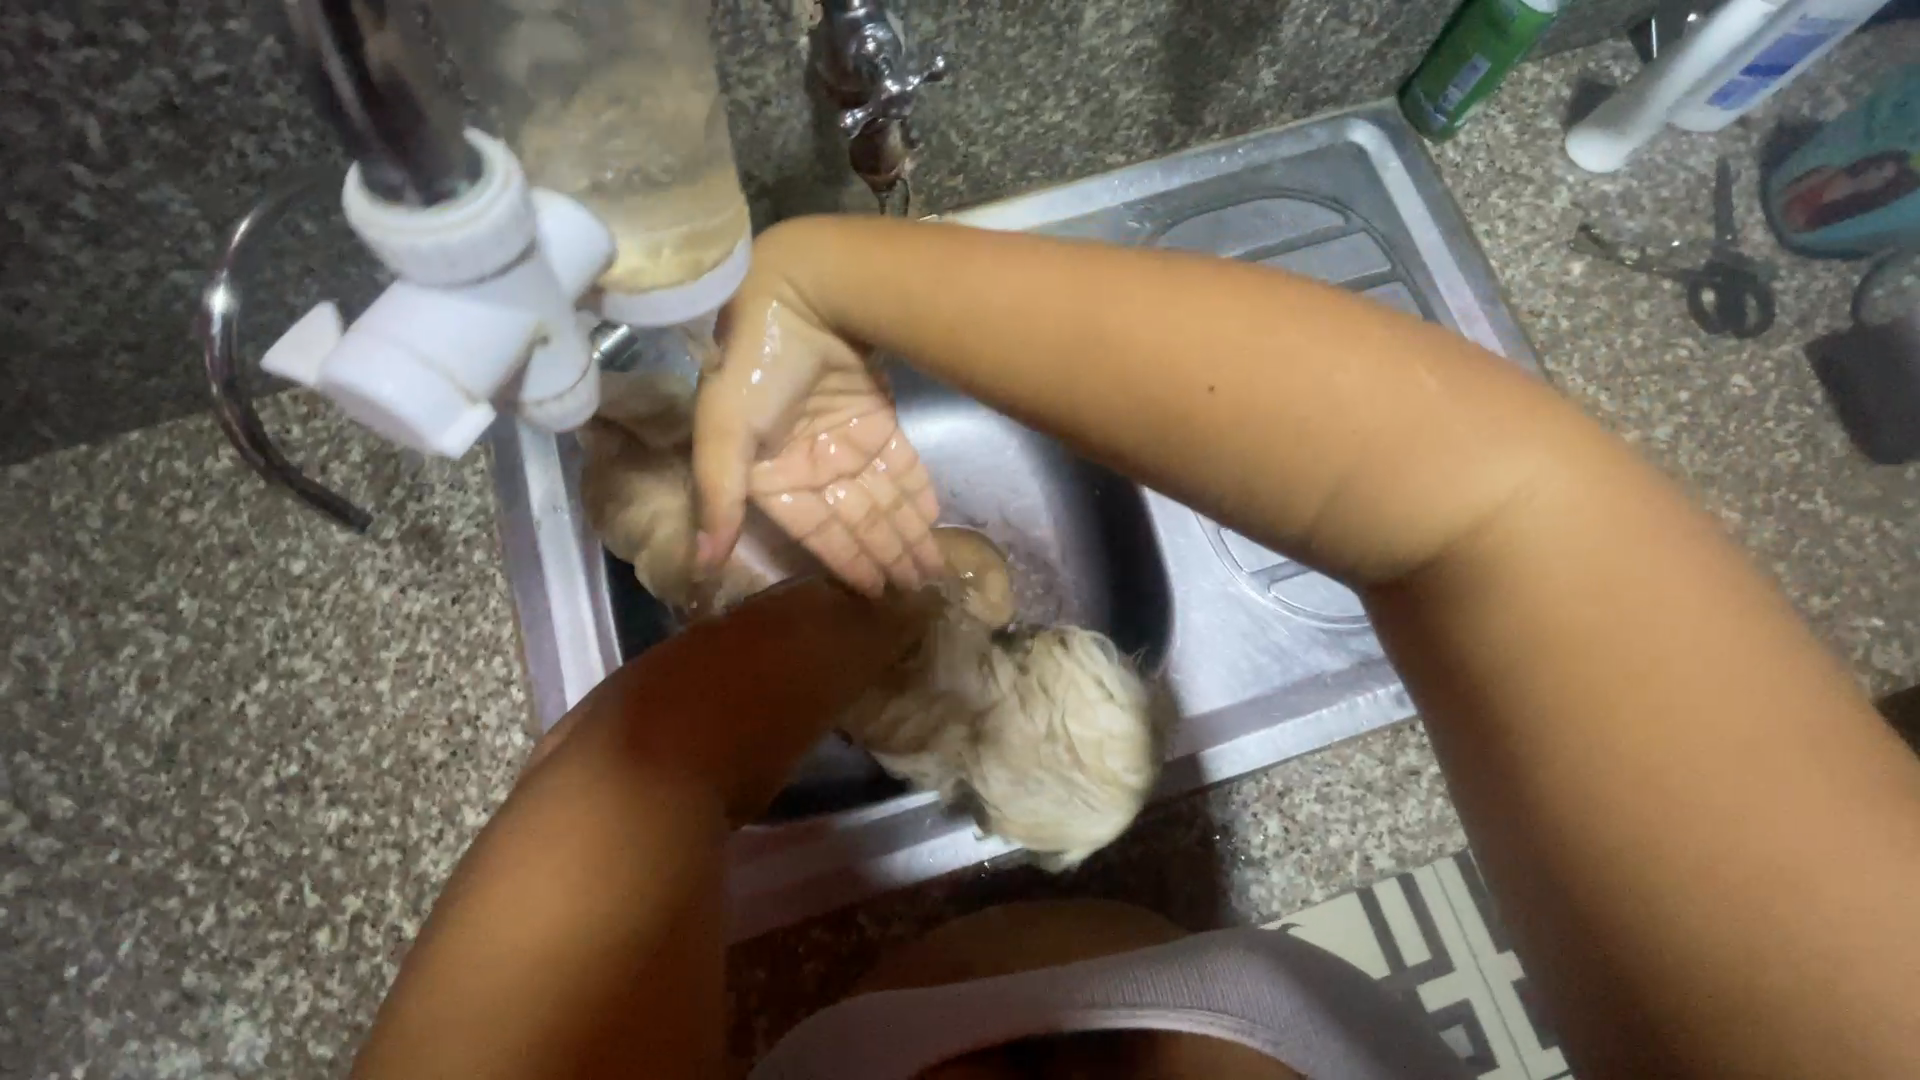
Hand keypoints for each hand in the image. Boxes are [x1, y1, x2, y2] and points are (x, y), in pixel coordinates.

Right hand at [693, 260, 943, 597]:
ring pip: (883, 498)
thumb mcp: (724, 429)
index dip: (845, 561)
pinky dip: (917, 493)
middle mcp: (809, 464)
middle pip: (856, 519)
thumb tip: (702, 564)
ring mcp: (846, 441)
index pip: (815, 530)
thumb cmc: (756, 363)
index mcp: (770, 475)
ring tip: (935, 569)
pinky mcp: (877, 419)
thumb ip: (718, 496)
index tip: (874, 593)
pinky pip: (901, 465)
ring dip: (909, 533)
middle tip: (920, 592)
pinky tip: (934, 522)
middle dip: (887, 554)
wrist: (802, 289)